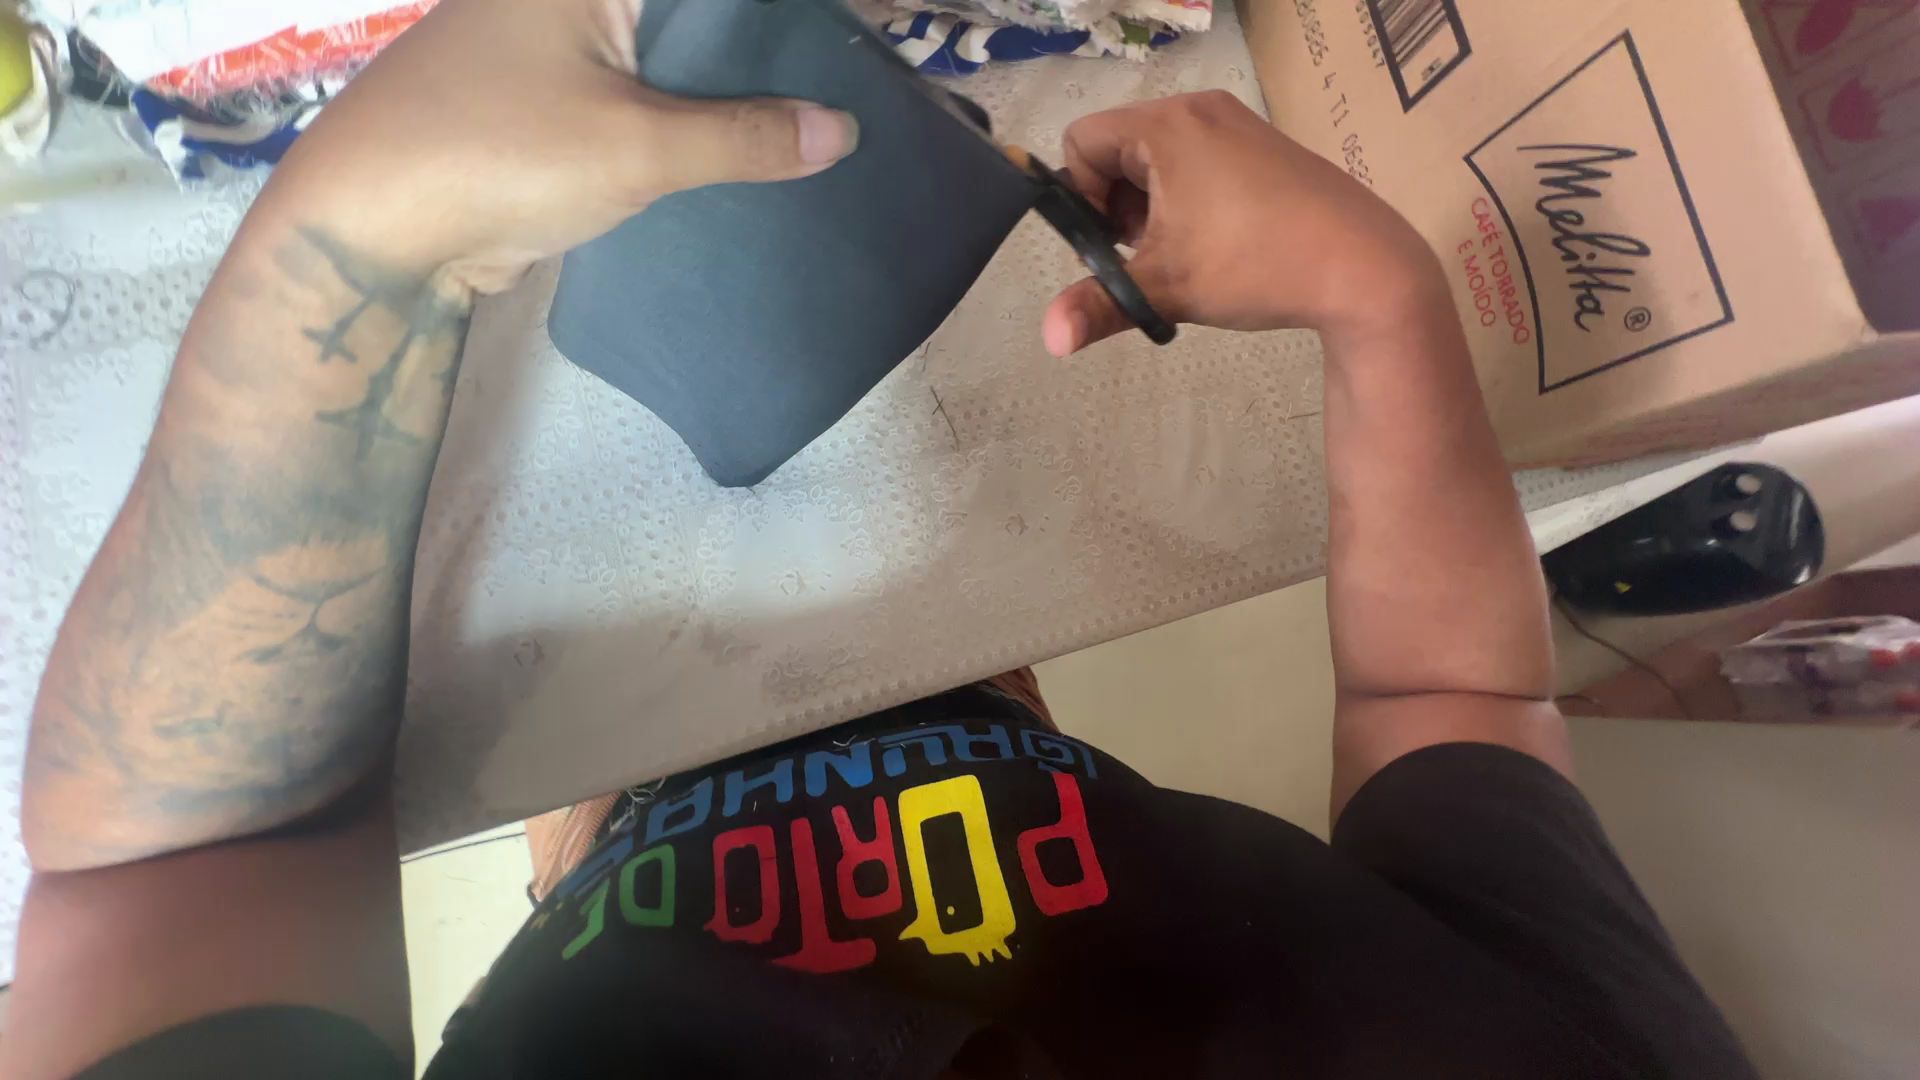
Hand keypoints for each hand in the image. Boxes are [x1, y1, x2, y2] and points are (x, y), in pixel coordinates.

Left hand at [260, 0, 859, 292]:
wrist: (391, 225)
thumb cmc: (503, 153)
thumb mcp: (638, 145)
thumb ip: (744, 136)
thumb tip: (841, 131)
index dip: (785, 18)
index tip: (847, 48)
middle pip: (702, 21)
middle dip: (770, 59)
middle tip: (842, 94)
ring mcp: (575, 51)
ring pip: (684, 66)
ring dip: (741, 100)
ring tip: (814, 127)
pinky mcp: (574, 107)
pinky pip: (660, 107)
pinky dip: (705, 130)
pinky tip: (755, 158)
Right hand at [1042, 91, 1444, 356]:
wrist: (1362, 267)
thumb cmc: (1254, 265)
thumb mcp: (1164, 289)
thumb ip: (1097, 309)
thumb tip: (1048, 342)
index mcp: (1167, 127)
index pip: (1080, 141)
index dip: (1078, 195)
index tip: (1109, 242)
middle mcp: (1198, 111)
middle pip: (1114, 150)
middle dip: (1112, 208)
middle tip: (1142, 254)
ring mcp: (1233, 126)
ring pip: (1152, 161)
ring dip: (1144, 211)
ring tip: (1174, 254)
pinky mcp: (1257, 149)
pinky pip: (1190, 165)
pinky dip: (1179, 204)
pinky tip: (1205, 245)